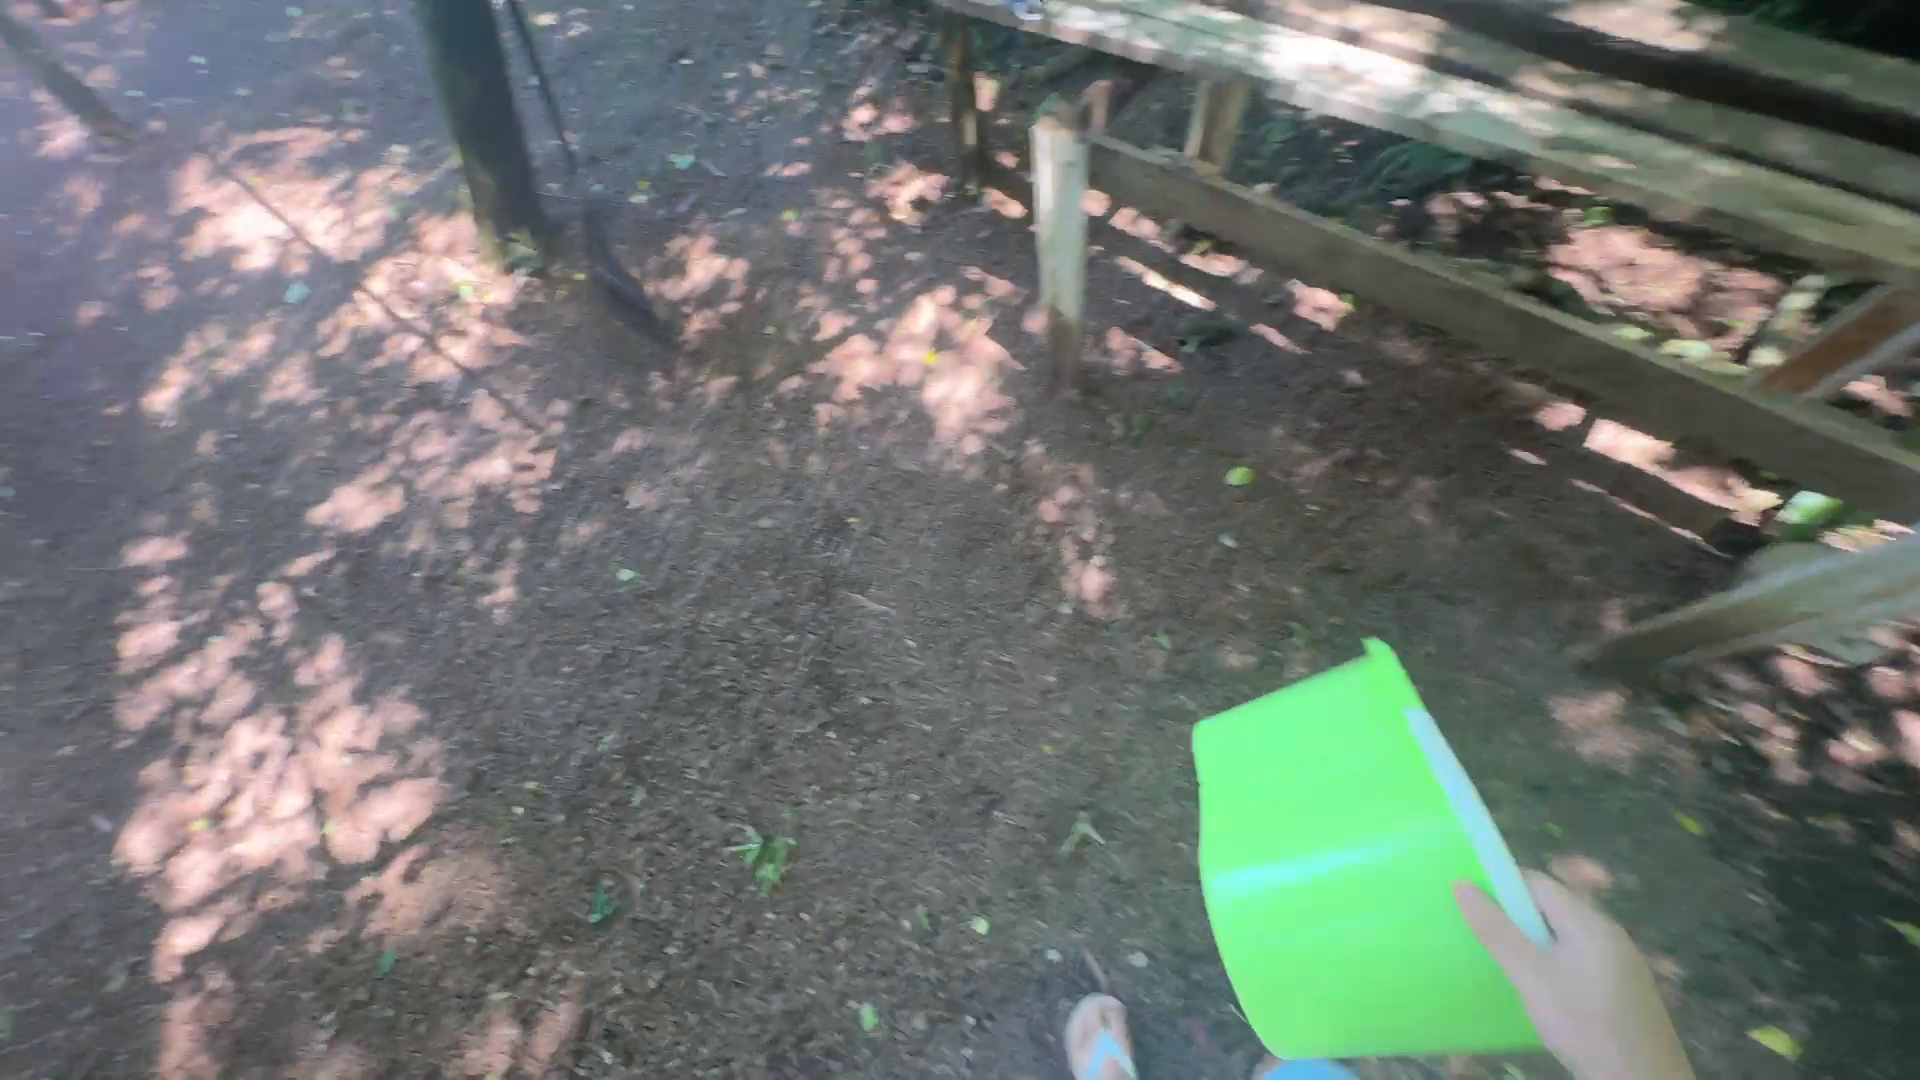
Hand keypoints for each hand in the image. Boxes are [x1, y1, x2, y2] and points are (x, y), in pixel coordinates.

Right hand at [1455, 871, 1695, 1079]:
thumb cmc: (1583, 1022)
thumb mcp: (1529, 975)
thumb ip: (1495, 928)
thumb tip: (1462, 884)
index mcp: (1589, 922)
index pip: (1536, 882)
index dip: (1500, 884)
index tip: (1472, 903)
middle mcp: (1610, 934)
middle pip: (1551, 907)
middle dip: (1514, 915)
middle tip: (1485, 935)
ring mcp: (1622, 964)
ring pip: (1563, 935)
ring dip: (1532, 940)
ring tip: (1508, 962)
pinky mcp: (1625, 990)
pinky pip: (1578, 958)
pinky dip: (1553, 961)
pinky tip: (1542, 987)